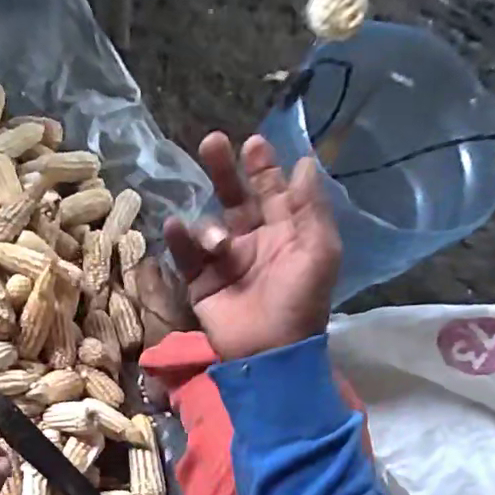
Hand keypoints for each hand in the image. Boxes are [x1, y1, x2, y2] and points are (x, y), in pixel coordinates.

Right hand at [164, 133, 341, 360]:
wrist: (268, 351)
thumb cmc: (299, 301)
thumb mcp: (319, 252)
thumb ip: (310, 208)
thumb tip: (305, 163)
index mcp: (284, 232)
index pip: (271, 190)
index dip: (262, 167)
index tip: (252, 144)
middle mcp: (252, 240)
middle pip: (234, 198)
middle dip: (223, 171)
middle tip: (212, 143)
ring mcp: (224, 261)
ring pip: (209, 226)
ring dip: (208, 226)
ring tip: (216, 243)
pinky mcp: (200, 282)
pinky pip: (186, 255)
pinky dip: (179, 240)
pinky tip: (175, 226)